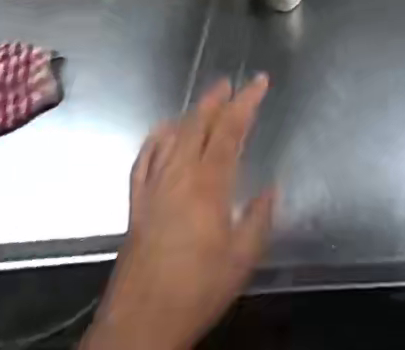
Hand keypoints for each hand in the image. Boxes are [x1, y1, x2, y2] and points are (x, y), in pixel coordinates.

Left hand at [81, 76, 275, 349]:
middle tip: (232, 82)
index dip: (246, 102)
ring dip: (192, 113)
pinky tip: (164, 131)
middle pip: (199, 124)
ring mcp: (153, 186)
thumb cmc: (197, 290)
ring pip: (173, 135)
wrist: (141, 323)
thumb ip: (258, 219)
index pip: (230, 130)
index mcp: (208, 184)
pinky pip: (145, 158)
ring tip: (206, 100)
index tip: (260, 82)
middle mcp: (178, 175)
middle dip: (217, 99)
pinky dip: (157, 137)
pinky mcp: (136, 202)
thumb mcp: (242, 259)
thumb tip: (269, 189)